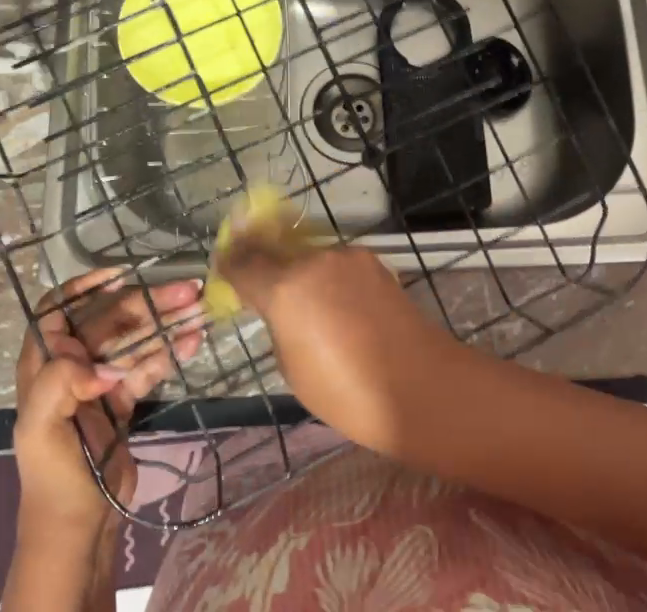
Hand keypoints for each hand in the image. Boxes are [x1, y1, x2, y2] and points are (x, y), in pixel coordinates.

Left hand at [12, 269, 204, 530]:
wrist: (78, 525)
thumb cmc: (53, 477)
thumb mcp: (41, 431)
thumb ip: (58, 386)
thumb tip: (102, 366)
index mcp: (43, 365)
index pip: (56, 311)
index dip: (83, 289)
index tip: (120, 277)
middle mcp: (71, 365)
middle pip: (110, 321)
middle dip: (147, 304)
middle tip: (187, 292)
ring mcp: (100, 381)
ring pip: (135, 340)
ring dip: (166, 324)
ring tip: (199, 311)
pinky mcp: (123, 398)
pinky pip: (148, 366)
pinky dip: (169, 352)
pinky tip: (193, 342)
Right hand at [218, 233, 451, 450]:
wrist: (422, 386)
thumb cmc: (348, 393)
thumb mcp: (292, 366)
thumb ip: (278, 325)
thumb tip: (279, 308)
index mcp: (285, 288)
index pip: (242, 263)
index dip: (229, 266)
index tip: (224, 273)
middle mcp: (314, 261)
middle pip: (276, 252)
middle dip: (265, 265)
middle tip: (262, 292)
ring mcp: (348, 257)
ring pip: (309, 256)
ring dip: (300, 273)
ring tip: (307, 309)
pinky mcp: (374, 262)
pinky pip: (336, 265)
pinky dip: (328, 279)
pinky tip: (337, 309)